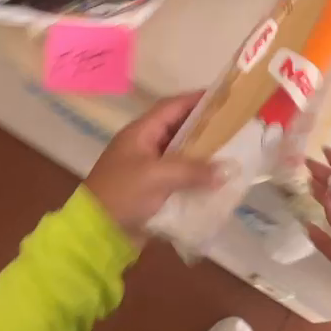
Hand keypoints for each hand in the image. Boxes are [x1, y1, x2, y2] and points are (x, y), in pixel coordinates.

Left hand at [85, 92, 220, 243]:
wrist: (97, 232)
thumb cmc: (123, 194)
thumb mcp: (157, 177)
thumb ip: (193, 171)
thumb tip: (226, 170)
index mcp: (140, 133)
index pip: (171, 107)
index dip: (195, 100)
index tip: (223, 98)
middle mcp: (143, 146)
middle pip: (177, 129)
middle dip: (204, 128)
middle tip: (234, 127)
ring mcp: (146, 168)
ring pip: (179, 154)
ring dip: (201, 155)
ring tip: (231, 153)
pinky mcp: (151, 189)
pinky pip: (178, 177)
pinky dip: (195, 177)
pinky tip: (215, 181)